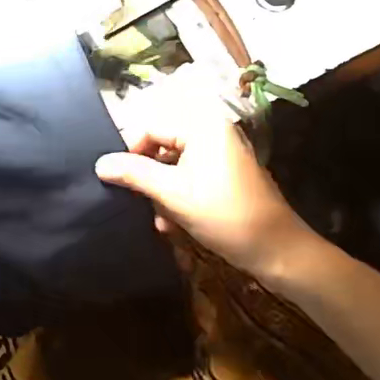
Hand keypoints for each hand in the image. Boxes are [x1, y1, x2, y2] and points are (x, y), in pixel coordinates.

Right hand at [95, 93, 324, 281]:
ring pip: (172, 165)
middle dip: (146, 177)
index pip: (149, 127)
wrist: (279, 252)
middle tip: (135, 202)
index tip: (114, 180)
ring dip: (159, 192)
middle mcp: (212, 133)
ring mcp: (220, 155)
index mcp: (203, 127)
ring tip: (157, 220)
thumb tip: (99, 163)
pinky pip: (188, 177)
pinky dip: (176, 198)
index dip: (128, 152)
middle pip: (160, 146)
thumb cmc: (226, 216)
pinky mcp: (225, 175)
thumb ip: (135, 174)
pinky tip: (171, 224)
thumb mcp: (173, 195)